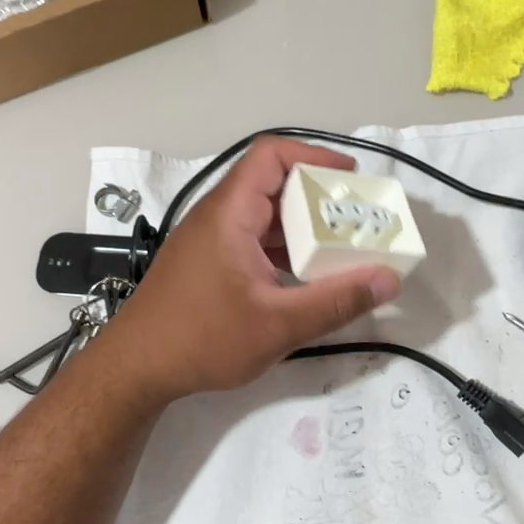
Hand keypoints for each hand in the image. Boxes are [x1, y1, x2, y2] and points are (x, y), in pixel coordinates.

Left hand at [93, 138, 402, 406]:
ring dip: (300, 227)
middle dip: (317, 198)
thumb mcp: (277, 324)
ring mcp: (208, 241)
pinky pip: (250, 239)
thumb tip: (389, 281)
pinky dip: (280, 249)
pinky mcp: (205, 263)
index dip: (314, 156)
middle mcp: (217, 217)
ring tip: (339, 249)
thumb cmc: (202, 338)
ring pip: (261, 216)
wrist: (134, 369)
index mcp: (229, 213)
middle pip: (271, 184)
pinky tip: (302, 277)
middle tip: (356, 221)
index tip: (350, 177)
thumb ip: (336, 302)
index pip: (270, 155)